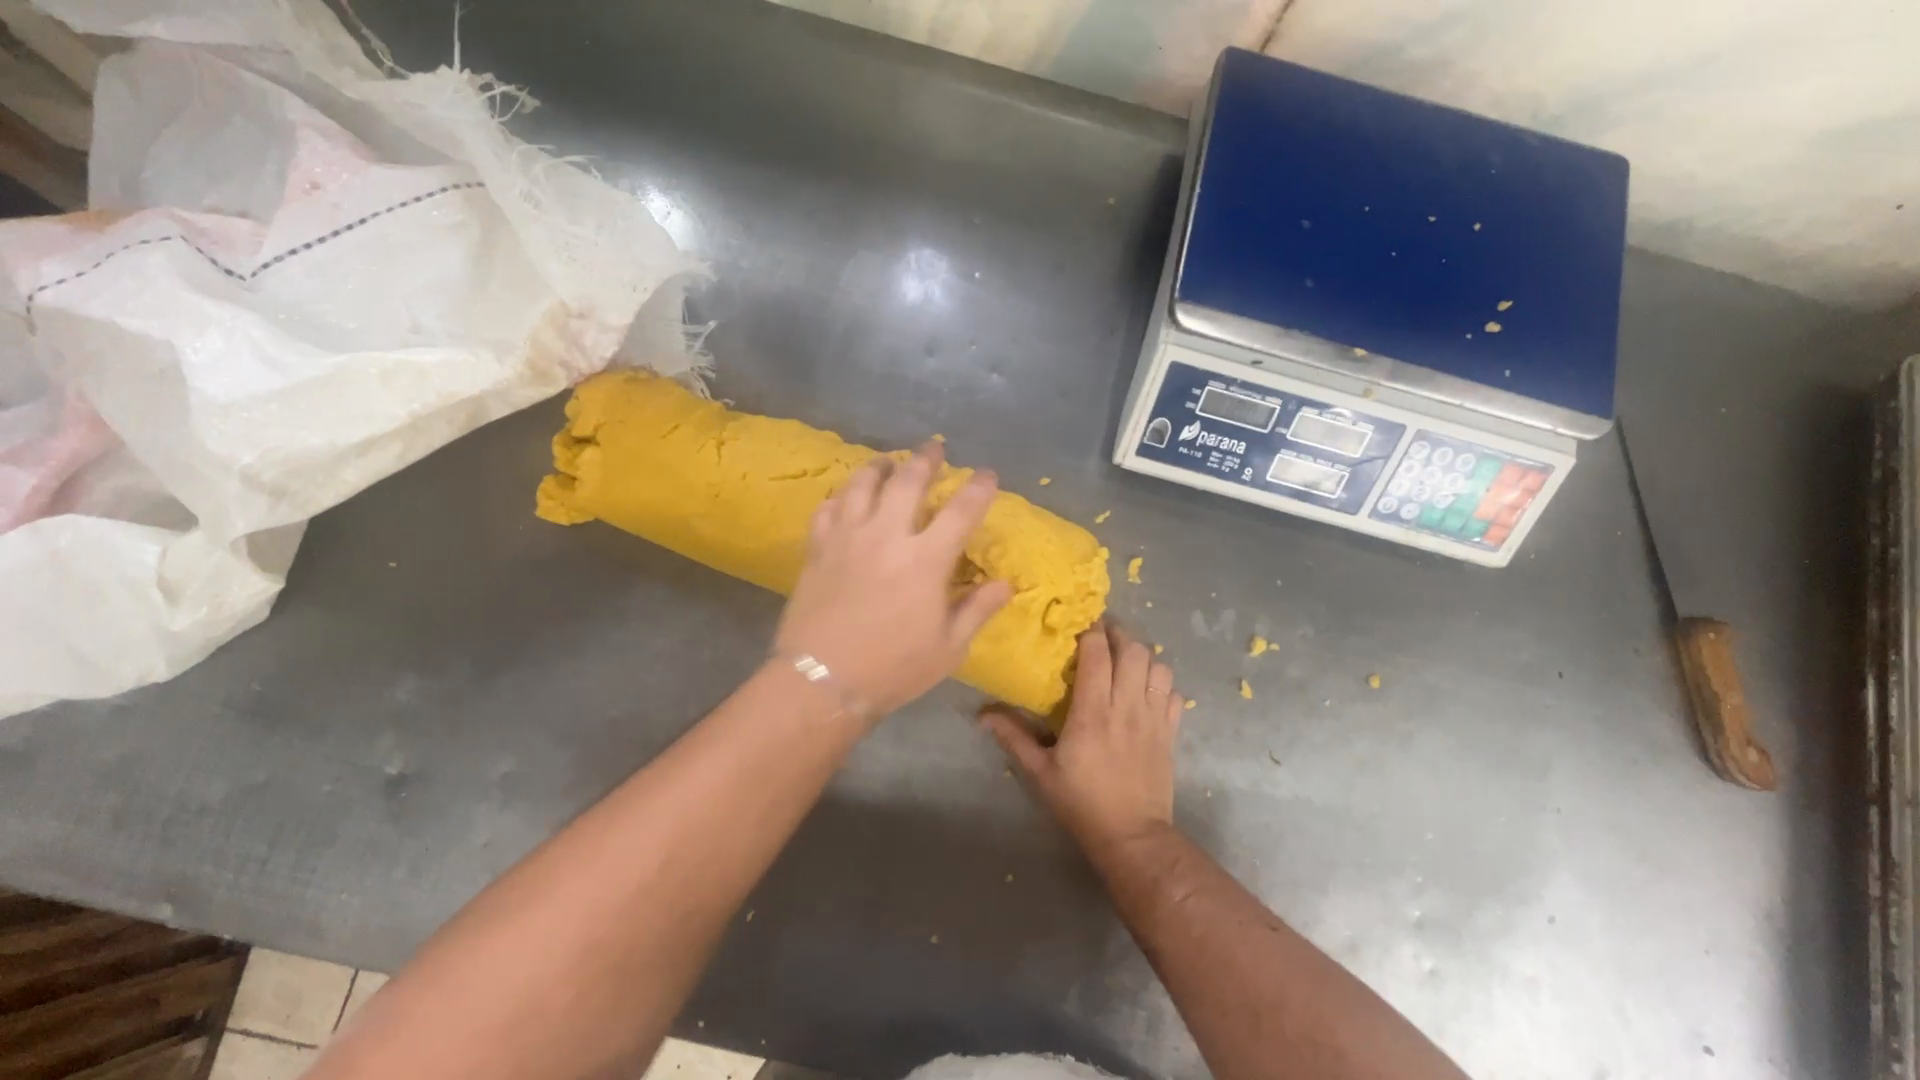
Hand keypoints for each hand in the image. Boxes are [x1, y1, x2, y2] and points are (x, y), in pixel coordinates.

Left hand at [774, 440, 1013, 719]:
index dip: (978, 488)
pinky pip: (828, 509)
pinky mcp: (817, 549)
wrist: (822, 682)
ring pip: (862, 485)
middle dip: (925, 459)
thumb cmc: (893, 669)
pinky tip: (846, 496)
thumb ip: (977, 609)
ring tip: (888, 460)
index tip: (987, 474)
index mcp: (925, 560)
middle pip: (907, 482)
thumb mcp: (948, 648)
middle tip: (934, 447)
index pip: (960, 511)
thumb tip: (1006, 583)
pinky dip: (841, 496)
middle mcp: (886, 536)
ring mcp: (847, 538)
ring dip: (879, 467)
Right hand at [982, 625, 1181, 854]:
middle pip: (1133, 650)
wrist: (1132, 836)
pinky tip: (1146, 691)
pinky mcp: (1170, 732)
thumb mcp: (1040, 772)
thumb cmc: (1081, 803)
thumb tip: (981, 715)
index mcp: (1092, 712)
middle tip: (1102, 636)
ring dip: (1143, 656)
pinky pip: (1174, 693)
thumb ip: (1013, 737)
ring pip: (1158, 666)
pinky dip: (1161, 683)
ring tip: (1125, 659)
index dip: (1090, 632)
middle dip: (1118, 634)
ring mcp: (1154, 718)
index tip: (1079, 626)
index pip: (1097, 653)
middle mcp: (1126, 706)